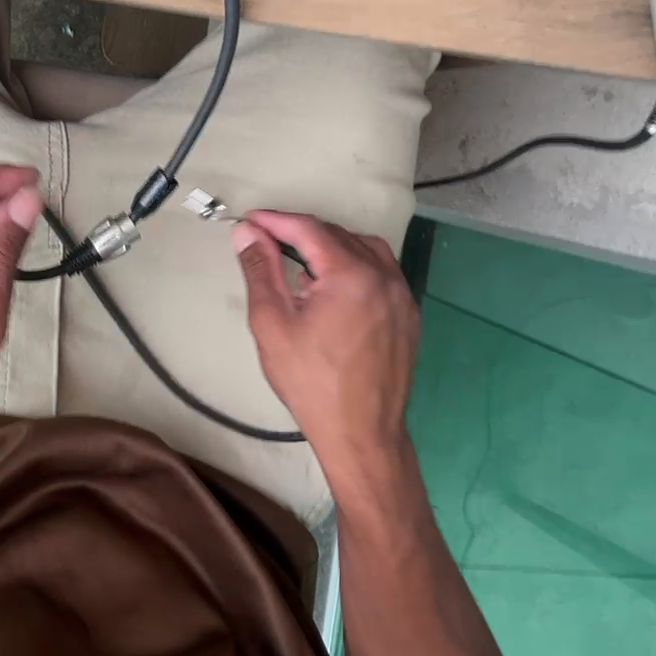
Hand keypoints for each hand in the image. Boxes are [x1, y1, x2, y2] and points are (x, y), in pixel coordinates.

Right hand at [231, 212, 420, 472]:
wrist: (361, 434)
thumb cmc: (310, 381)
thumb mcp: (272, 323)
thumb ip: (260, 270)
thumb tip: (248, 233)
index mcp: (352, 274)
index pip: (309, 229)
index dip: (276, 221)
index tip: (249, 221)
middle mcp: (385, 276)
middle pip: (337, 235)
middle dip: (300, 232)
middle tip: (265, 241)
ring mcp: (402, 295)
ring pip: (363, 249)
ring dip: (329, 246)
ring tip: (298, 263)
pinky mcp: (408, 314)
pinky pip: (380, 272)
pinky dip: (352, 266)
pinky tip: (330, 288)